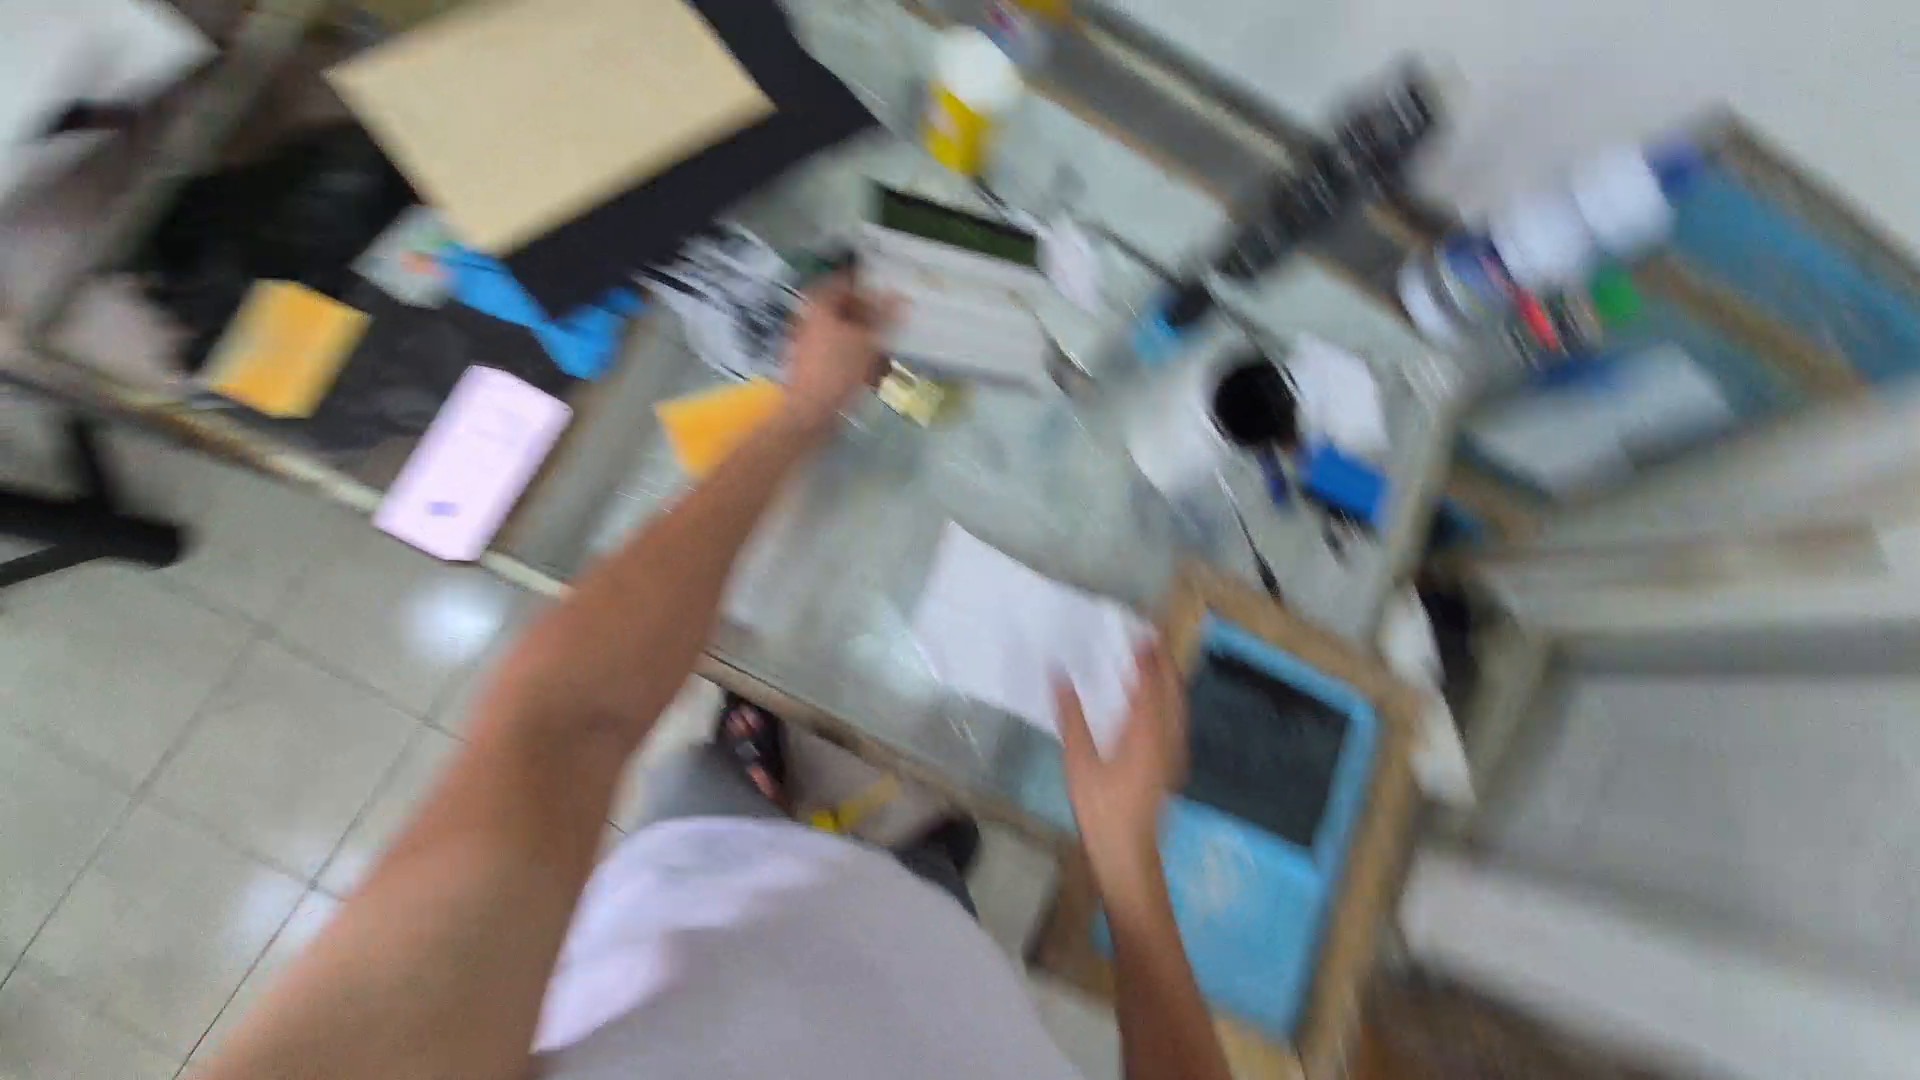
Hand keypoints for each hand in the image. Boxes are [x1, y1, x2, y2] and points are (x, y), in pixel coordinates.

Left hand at [782, 273, 898, 429]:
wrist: (810, 412)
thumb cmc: (837, 369)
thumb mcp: (866, 340)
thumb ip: (885, 316)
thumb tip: (900, 295)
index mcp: (819, 305)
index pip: (845, 280)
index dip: (869, 284)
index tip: (891, 290)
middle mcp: (811, 320)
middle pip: (847, 310)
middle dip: (872, 318)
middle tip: (894, 322)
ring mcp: (811, 345)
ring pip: (847, 335)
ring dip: (869, 342)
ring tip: (888, 353)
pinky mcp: (816, 368)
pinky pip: (843, 357)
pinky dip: (860, 361)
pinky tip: (875, 374)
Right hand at [1054, 641, 1187, 902]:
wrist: (1128, 855)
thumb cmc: (1101, 809)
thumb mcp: (1078, 761)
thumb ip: (1071, 716)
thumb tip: (1058, 675)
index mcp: (1146, 732)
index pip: (1152, 682)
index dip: (1149, 655)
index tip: (1143, 631)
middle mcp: (1167, 737)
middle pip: (1171, 689)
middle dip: (1162, 662)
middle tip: (1149, 638)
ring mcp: (1174, 753)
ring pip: (1178, 706)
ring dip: (1168, 680)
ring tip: (1154, 661)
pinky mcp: (1172, 764)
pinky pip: (1176, 720)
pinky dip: (1169, 700)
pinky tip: (1155, 703)